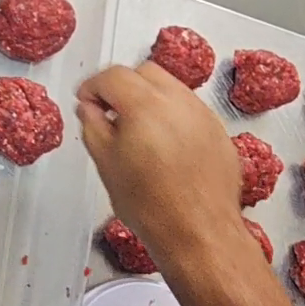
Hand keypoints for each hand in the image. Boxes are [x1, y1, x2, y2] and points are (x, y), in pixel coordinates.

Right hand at [76, 63, 251, 267]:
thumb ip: (92, 127)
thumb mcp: (106, 165)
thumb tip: (89, 109)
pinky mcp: (218, 131)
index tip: (86, 100)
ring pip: (170, 88)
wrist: (198, 233)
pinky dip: (172, 117)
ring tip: (135, 132)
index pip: (112, 76)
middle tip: (108, 112)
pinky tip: (162, 147)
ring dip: (148, 100)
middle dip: (122, 87)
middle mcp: (178, 101)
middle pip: (144, 72)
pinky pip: (190, 110)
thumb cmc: (150, 206)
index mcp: (145, 105)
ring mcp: (203, 115)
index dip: (93, 86)